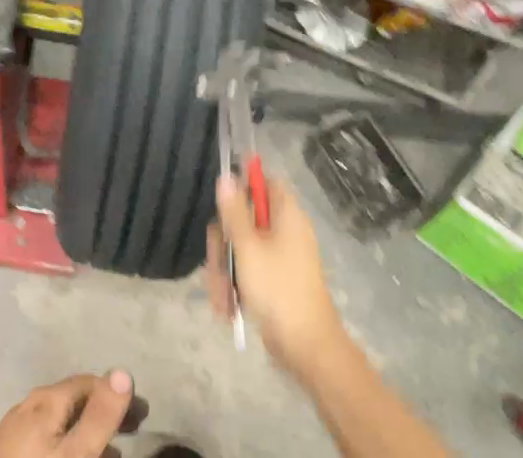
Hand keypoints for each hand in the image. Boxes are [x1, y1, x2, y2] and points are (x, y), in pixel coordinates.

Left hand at [0, 371, 134, 457]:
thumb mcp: (76, 452)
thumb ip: (99, 415)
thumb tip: (123, 370)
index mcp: (48, 398)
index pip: (90, 382)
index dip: (118, 394)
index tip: (142, 413)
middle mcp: (31, 403)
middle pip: (75, 398)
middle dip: (104, 410)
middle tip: (132, 429)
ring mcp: (17, 424)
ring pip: (61, 418)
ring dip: (88, 427)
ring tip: (112, 449)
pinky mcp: (10, 445)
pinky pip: (48, 434)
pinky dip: (70, 439)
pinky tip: (76, 455)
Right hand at [205, 173, 346, 379]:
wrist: (305, 345)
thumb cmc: (277, 289)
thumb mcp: (248, 247)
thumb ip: (234, 212)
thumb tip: (227, 177)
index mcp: (286, 216)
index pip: (266, 182)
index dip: (244, 183)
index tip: (221, 200)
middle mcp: (284, 232)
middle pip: (244, 219)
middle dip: (224, 244)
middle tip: (217, 264)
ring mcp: (280, 258)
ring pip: (240, 248)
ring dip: (225, 271)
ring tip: (221, 297)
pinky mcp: (274, 281)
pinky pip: (247, 271)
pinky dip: (235, 286)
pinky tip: (228, 307)